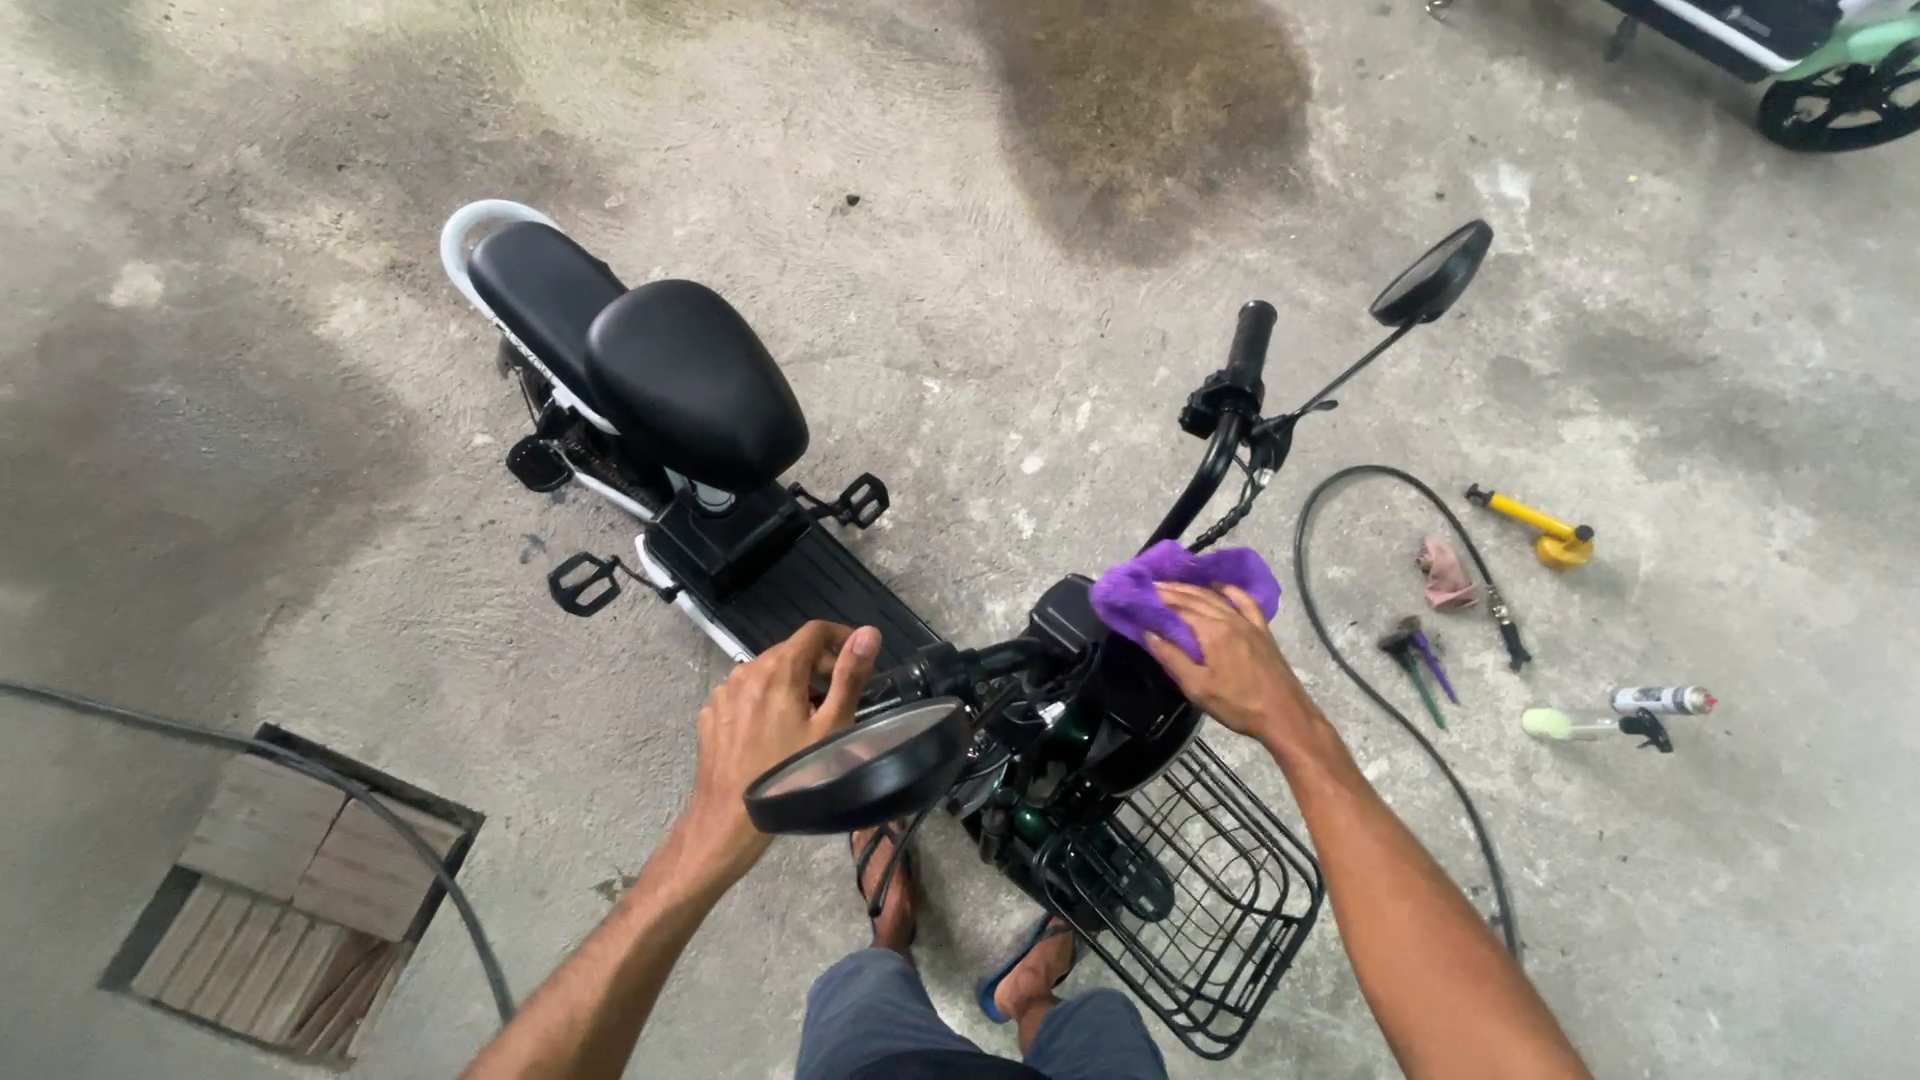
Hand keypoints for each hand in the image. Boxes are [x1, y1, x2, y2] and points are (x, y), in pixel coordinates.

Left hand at [681, 621, 879, 878]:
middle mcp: (746, 670)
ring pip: (766, 672)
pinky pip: (745, 693)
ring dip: (791, 682)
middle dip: (818, 665)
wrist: (729, 819)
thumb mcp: (830, 727)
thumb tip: (868, 633)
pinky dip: (765, 699)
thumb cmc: (790, 776)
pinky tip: (773, 731)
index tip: (856, 659)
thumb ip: (850, 676)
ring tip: (806, 718)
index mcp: (779, 668)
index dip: (841, 637)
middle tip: (837, 696)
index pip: (814, 631)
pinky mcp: (711, 713)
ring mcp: (724, 692)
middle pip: (790, 650)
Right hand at [1143, 583, 1325, 752]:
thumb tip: (1149, 633)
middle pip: (1195, 598)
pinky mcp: (1262, 630)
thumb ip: (1172, 657)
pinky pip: (1244, 601)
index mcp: (1212, 632)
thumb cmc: (1238, 705)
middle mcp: (1230, 619)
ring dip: (1192, 589)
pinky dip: (1229, 590)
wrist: (1285, 716)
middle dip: (1171, 590)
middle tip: (1149, 586)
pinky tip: (1217, 585)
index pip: (1179, 608)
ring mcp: (1248, 622)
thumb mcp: (1197, 687)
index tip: (1139, 595)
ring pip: (1216, 597)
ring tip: (1173, 585)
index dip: (1158, 600)